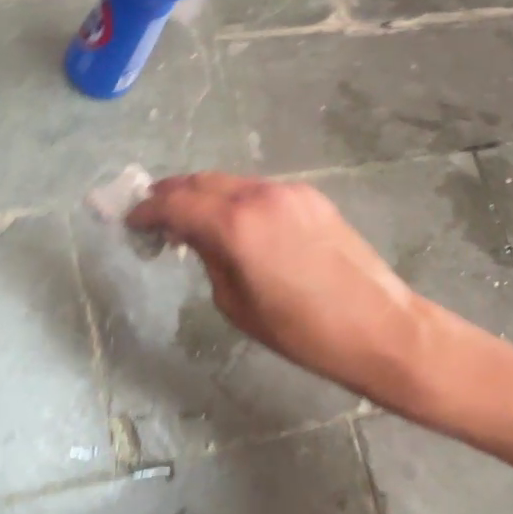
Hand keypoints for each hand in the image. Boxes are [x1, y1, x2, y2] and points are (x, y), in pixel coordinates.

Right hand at [127, 173, 438, 405]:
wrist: (381, 329)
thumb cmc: (303, 332)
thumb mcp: (236, 304)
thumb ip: (208, 259)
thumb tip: (196, 238)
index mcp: (235, 224)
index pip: (175, 204)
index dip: (147, 211)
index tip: (131, 221)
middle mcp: (259, 195)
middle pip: (200, 182)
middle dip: (171, 195)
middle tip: (152, 214)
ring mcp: (288, 192)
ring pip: (230, 182)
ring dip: (203, 195)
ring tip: (189, 219)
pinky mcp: (310, 197)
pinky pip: (258, 191)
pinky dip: (234, 201)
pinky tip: (234, 224)